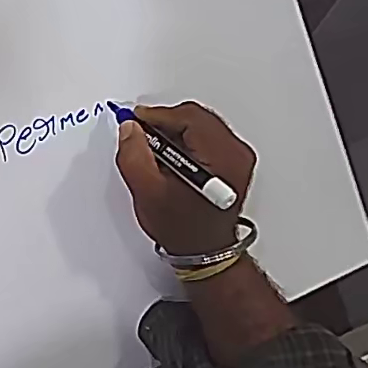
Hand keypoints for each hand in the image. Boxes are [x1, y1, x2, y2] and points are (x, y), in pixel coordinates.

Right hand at [114, 101, 255, 254]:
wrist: (204, 251)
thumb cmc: (182, 229)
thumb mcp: (148, 193)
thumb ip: (135, 156)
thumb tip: (130, 128)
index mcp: (221, 159)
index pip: (189, 118)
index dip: (157, 115)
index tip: (135, 119)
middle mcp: (236, 154)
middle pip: (197, 118)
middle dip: (165, 121)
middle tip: (140, 131)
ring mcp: (237, 157)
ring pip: (201, 124)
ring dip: (174, 129)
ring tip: (151, 145)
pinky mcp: (232, 161)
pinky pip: (206, 136)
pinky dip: (184, 138)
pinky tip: (167, 153)